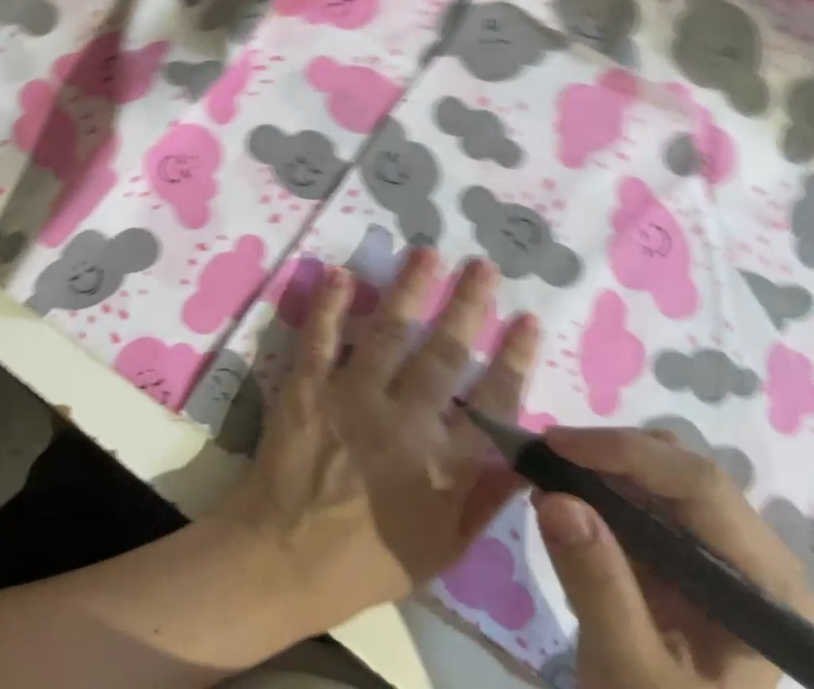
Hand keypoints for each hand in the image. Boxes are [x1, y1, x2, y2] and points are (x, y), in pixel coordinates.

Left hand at [212, 251, 538, 630]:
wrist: (285, 556)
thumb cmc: (369, 561)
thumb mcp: (448, 546)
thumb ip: (486, 496)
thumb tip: (528, 456)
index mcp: (446, 462)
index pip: (493, 399)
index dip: (515, 358)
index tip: (528, 320)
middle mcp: (404, 420)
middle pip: (445, 352)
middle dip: (467, 304)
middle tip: (481, 265)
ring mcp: (351, 398)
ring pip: (387, 332)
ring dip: (409, 289)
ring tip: (426, 253)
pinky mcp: (305, 389)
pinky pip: (319, 338)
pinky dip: (327, 304)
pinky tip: (339, 275)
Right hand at [532, 428, 813, 688]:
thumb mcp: (626, 668)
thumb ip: (598, 587)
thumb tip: (556, 498)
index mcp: (765, 586)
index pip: (701, 486)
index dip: (626, 452)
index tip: (552, 443)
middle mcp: (753, 558)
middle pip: (683, 470)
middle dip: (609, 453)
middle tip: (538, 456)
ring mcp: (717, 557)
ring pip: (660, 476)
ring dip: (599, 464)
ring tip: (543, 473)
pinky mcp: (679, 559)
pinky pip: (640, 500)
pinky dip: (595, 485)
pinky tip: (559, 495)